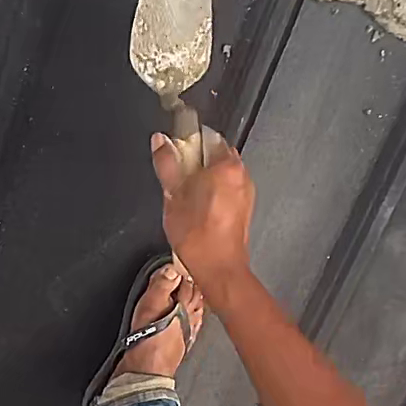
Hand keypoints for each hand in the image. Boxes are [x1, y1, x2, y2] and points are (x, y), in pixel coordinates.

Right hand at [149, 128, 253, 292]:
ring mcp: (246, 191)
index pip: (207, 136)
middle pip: (215, 155)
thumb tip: (160, 141)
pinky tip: (199, 210)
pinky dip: (214, 193)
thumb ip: (166, 163)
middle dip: (196, 163)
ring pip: (221, 174)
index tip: (175, 153)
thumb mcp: (172, 195)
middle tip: (178, 180)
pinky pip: (227, 190)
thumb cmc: (200, 238)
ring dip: (204, 179)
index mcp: (227, 166)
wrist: (218, 268)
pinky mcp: (245, 207)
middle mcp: (241, 175)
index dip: (187, 143)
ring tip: (187, 198)